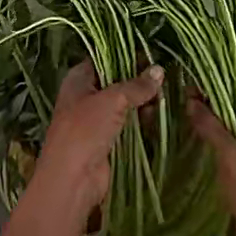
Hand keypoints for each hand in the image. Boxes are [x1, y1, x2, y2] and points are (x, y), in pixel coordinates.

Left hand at [35, 61, 162, 210]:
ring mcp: (96, 119)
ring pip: (123, 104)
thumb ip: (136, 85)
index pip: (105, 58)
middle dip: (138, 81)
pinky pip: (127, 124)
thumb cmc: (85, 129)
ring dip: (142, 102)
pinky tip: (156, 117)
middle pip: (116, 81)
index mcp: (79, 78)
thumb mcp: (112, 100)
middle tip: (163, 79)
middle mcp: (86, 95)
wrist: (73, 180)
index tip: (151, 56)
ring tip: (162, 99)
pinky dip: (140, 121)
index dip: (126, 56)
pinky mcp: (107, 140)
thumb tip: (159, 70)